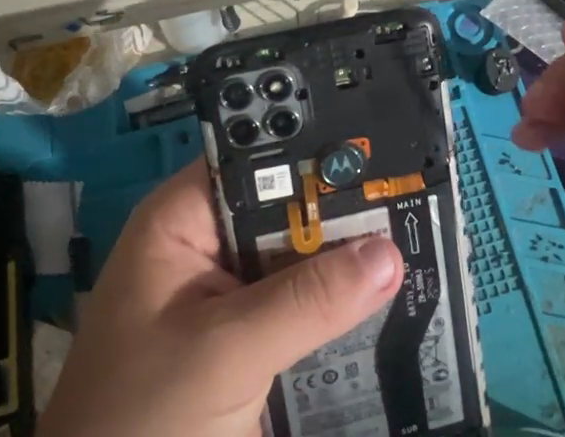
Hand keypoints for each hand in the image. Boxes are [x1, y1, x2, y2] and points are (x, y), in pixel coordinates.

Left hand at [41, 162, 403, 436]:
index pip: (258, 162)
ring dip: (349, 258)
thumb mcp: (225, 351)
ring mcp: (228, 294)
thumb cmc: (143, 417)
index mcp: (184, 220)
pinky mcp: (246, 337)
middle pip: (287, 209)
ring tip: (421, 237)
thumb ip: (306, 300)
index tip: (385, 154)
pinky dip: (338, 303)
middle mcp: (208, 244)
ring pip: (300, 257)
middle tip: (418, 201)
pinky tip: (392, 296)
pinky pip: (301, 303)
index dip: (316, 155)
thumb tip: (389, 253)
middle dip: (346, 210)